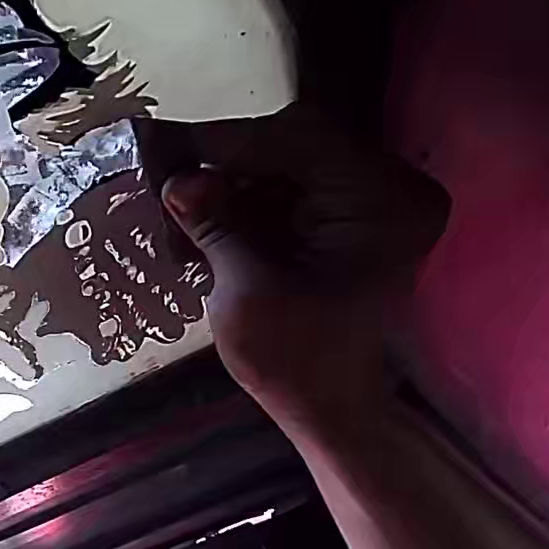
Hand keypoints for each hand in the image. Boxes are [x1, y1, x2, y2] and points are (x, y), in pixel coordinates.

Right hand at [142, 104, 449, 437]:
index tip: (166, 148)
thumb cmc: (295, 360)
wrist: (324, 408)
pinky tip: (201, 236)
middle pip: (290, 148)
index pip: (299, 141)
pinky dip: (235, 210)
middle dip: (223, 170)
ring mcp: (360, 206)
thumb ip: (216, 227)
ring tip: (180, 228)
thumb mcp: (248, 291)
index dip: (226, 141)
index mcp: (381, 203)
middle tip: (168, 189)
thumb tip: (176, 179)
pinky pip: (278, 195)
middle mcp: (382, 191)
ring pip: (277, 169)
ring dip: (223, 192)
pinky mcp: (334, 223)